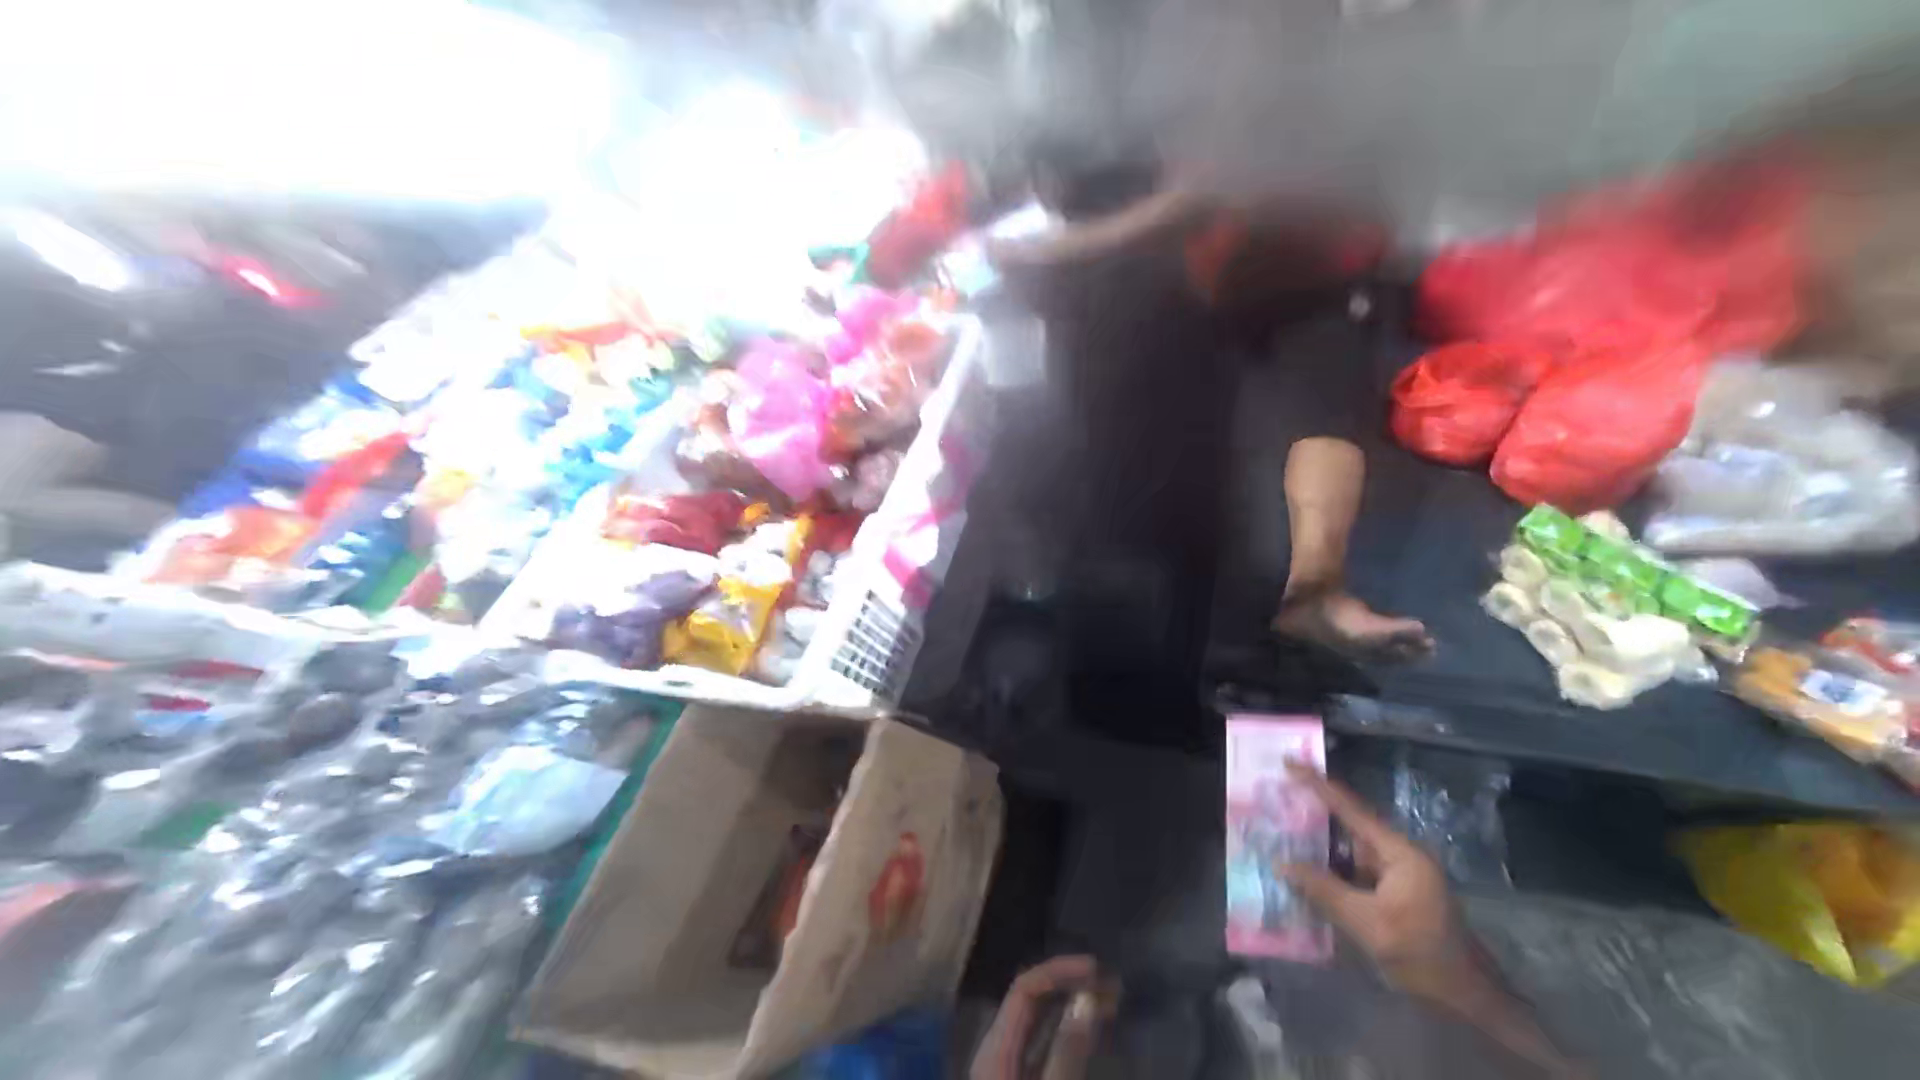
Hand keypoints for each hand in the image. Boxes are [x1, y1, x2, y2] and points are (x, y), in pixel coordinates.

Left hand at [969, 955, 1117, 1079]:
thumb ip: (1066, 1052)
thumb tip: (1088, 1002)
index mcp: (996, 1046)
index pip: (1025, 987)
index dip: (1059, 970)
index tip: (1096, 967)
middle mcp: (996, 1048)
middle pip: (1031, 1001)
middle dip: (1069, 985)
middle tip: (1110, 983)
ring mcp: (1005, 1067)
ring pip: (1039, 1024)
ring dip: (1071, 1008)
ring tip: (1108, 1002)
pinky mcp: (1016, 1079)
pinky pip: (1041, 1046)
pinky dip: (1066, 1035)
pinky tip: (1090, 1035)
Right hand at [1277, 762, 1468, 999]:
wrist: (1467, 1002)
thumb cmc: (1423, 957)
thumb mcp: (1369, 925)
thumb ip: (1324, 890)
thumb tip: (1282, 863)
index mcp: (1400, 852)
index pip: (1352, 809)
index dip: (1318, 784)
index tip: (1289, 761)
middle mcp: (1399, 855)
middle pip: (1348, 823)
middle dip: (1313, 809)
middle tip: (1276, 794)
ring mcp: (1397, 875)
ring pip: (1348, 848)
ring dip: (1317, 841)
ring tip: (1279, 827)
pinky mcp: (1392, 894)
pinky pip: (1352, 870)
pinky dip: (1327, 866)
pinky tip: (1301, 867)